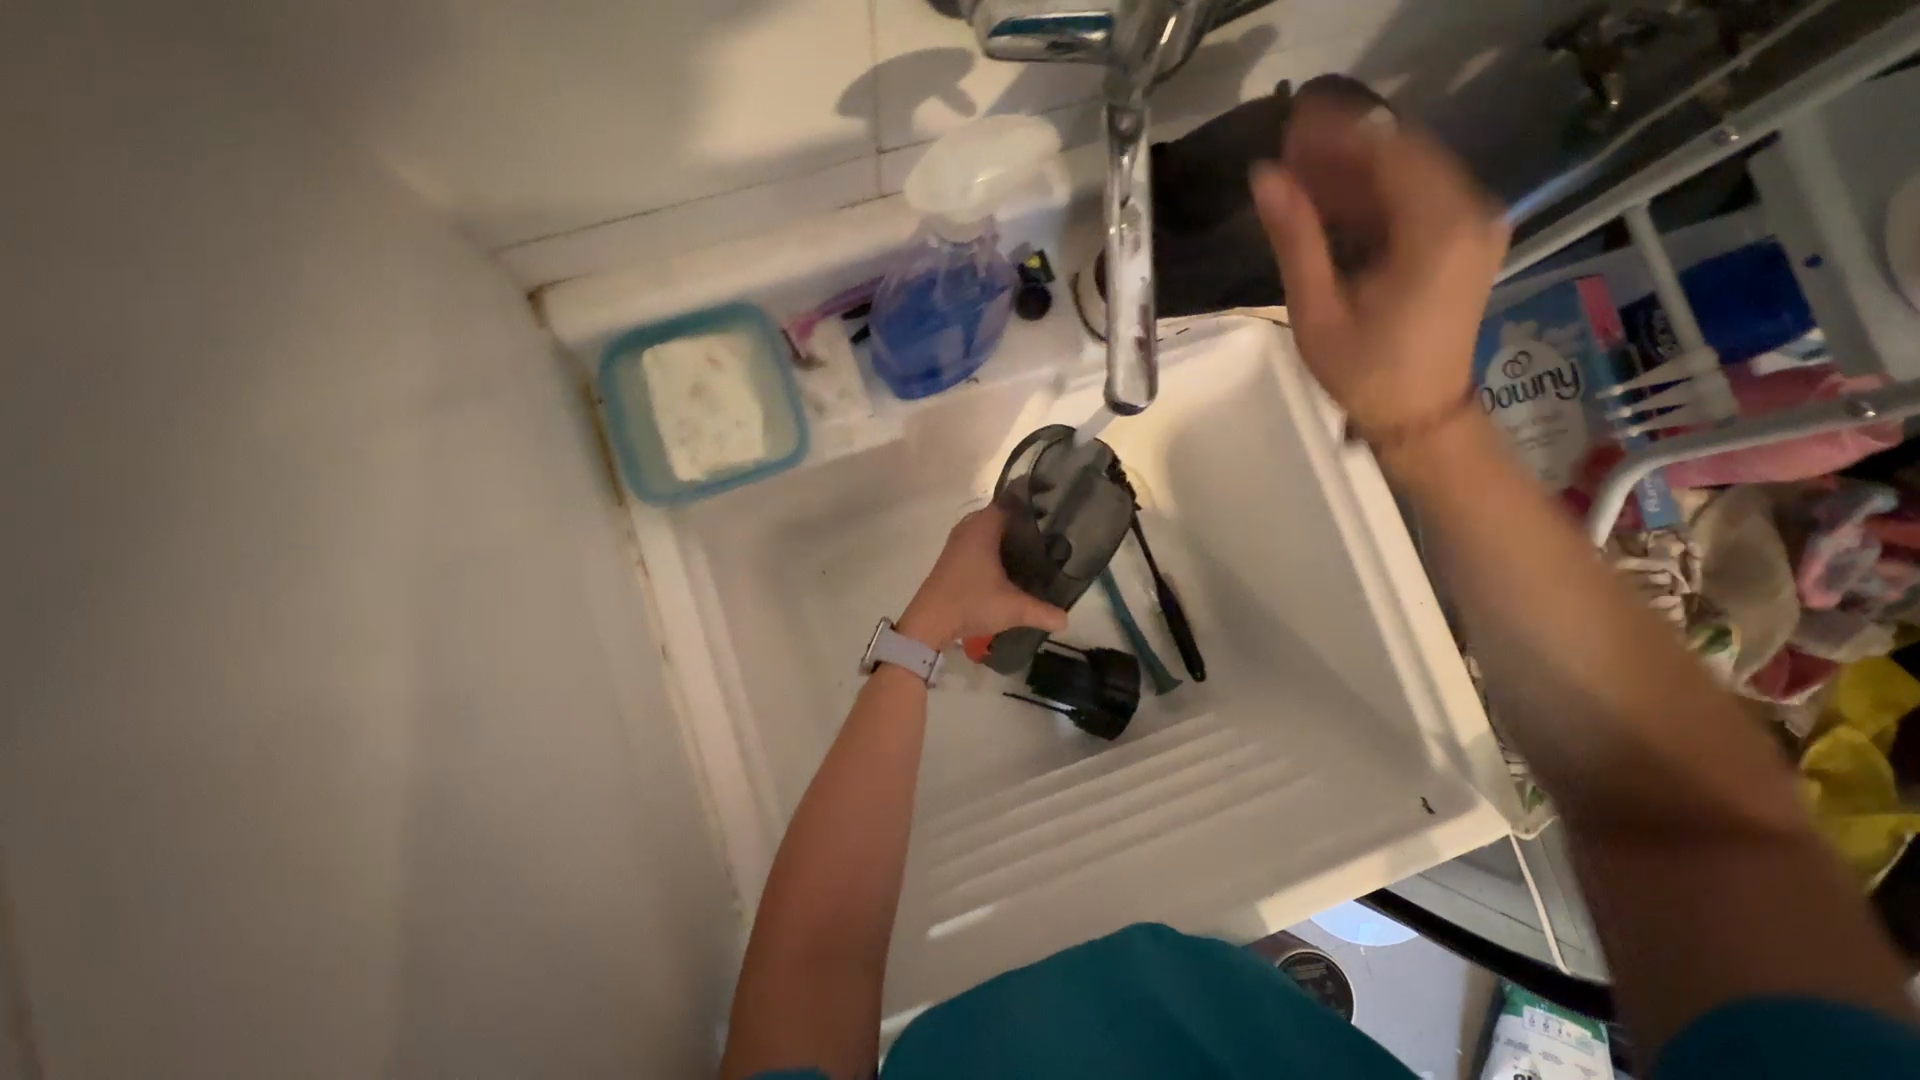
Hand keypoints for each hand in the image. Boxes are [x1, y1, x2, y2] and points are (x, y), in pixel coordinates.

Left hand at [896, 505, 1069, 649]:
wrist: (930, 621)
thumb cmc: (971, 603)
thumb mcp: (1013, 608)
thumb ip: (1043, 612)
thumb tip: (1066, 620)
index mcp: (984, 527)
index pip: (1012, 500)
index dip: (1034, 501)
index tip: (1055, 506)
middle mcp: (970, 527)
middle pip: (1002, 514)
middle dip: (1024, 521)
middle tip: (1052, 531)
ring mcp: (958, 542)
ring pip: (989, 529)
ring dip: (1008, 535)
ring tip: (1036, 546)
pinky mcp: (953, 557)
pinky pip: (979, 541)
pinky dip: (995, 546)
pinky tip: (1010, 563)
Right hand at [1249, 104, 1508, 444]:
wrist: (1421, 414)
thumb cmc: (1366, 371)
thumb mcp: (1318, 310)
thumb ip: (1296, 238)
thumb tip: (1265, 175)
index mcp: (1438, 229)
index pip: (1388, 149)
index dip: (1336, 133)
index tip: (1287, 128)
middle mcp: (1470, 212)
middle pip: (1403, 151)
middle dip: (1343, 144)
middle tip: (1287, 146)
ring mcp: (1475, 221)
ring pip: (1410, 168)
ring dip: (1356, 166)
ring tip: (1299, 170)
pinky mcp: (1467, 234)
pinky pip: (1419, 193)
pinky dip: (1376, 190)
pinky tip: (1332, 197)